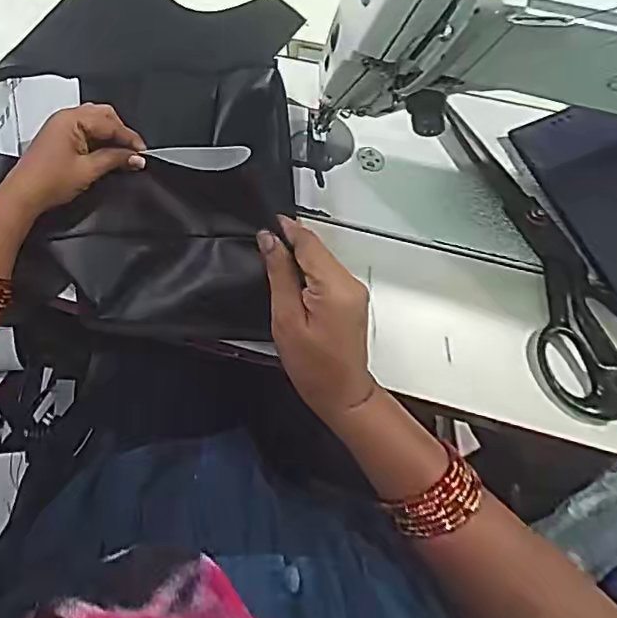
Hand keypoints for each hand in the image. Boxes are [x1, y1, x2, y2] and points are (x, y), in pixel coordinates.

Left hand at [0, 104, 145, 217]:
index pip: (110, 122)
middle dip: (120, 133)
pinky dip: (97, 140)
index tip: (141, 151)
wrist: (22, 195)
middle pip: (103, 116)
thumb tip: (133, 156)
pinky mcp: (57, 137)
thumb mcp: (88, 170)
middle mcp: (64, 118)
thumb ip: (114, 159)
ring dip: (109, 136)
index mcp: (71, 119)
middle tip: (133, 152)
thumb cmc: (45, 182)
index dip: (129, 137)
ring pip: (94, 122)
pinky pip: (83, 130)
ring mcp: (59, 126)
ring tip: (121, 155)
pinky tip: (104, 154)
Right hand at [260, 215, 378, 427]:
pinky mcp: (351, 298)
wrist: (341, 394)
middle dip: (290, 241)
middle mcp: (350, 284)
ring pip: (321, 258)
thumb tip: (270, 241)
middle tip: (263, 240)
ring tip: (273, 259)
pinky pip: (326, 271)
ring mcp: (354, 291)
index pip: (308, 243)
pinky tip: (291, 279)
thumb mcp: (285, 318)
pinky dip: (307, 269)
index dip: (286, 229)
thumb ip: (279, 274)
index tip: (266, 222)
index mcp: (335, 287)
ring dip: (298, 255)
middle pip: (316, 248)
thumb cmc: (314, 366)